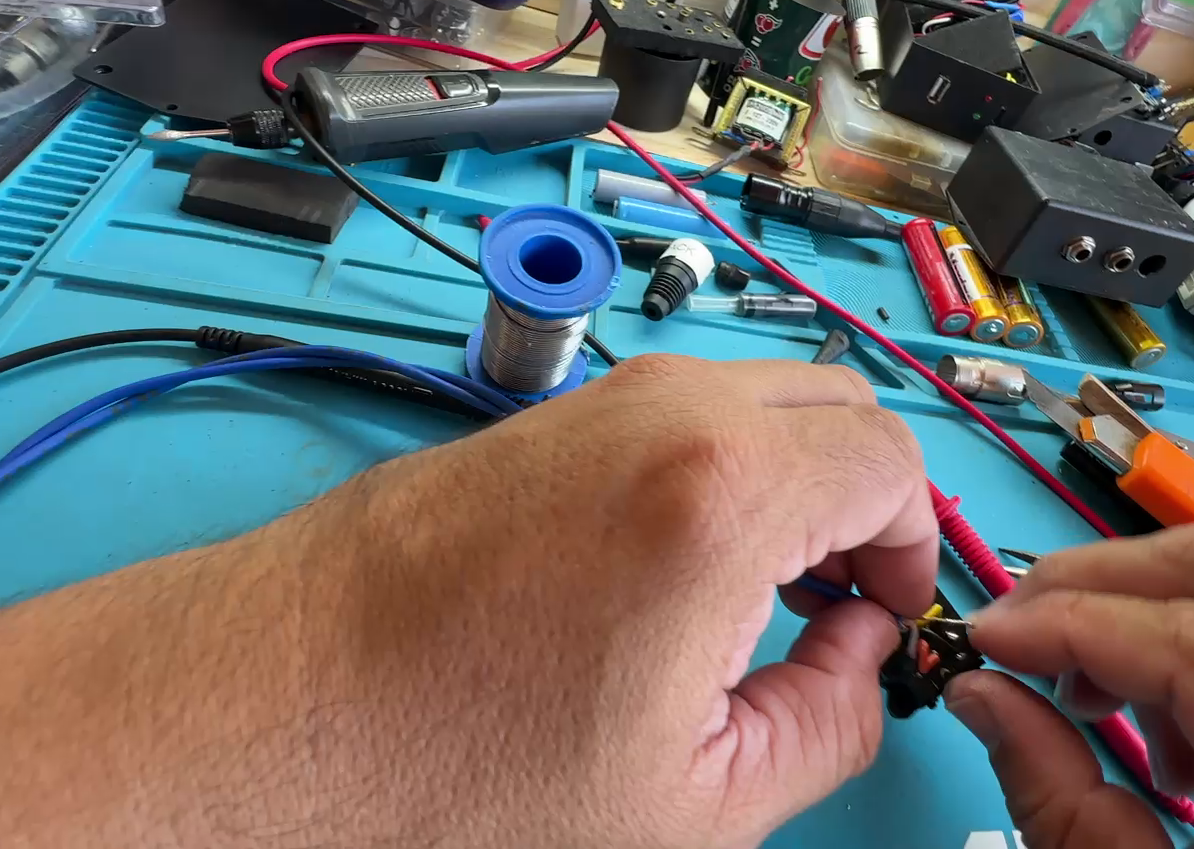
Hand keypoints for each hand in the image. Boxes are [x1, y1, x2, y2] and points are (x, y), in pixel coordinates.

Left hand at [331, 355, 934, 846]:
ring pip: (767, 397)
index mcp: (724, 493)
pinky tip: (689, 551)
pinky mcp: (568, 406)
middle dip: (865, 492)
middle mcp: (673, 412)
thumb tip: (857, 648)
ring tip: (763, 578)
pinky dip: (730, 460)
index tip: (886, 600)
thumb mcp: (694, 799)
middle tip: (839, 586)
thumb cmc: (456, 766)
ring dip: (797, 472)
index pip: (888, 456)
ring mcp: (612, 394)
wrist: (281, 699)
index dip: (912, 536)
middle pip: (837, 403)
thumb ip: (827, 717)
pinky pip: (694, 408)